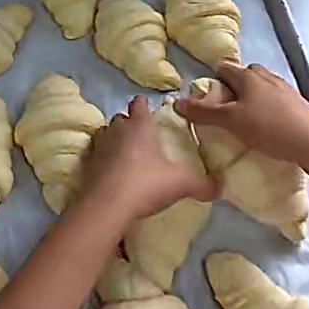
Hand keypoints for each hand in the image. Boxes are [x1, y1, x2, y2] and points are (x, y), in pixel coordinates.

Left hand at [82, 95, 217, 221]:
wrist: (108, 206)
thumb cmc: (146, 183)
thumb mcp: (181, 183)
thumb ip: (202, 183)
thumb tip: (221, 186)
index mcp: (140, 124)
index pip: (139, 103)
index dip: (144, 106)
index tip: (152, 115)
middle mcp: (118, 129)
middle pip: (121, 117)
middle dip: (129, 124)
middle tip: (142, 140)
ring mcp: (100, 145)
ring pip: (106, 133)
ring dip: (114, 140)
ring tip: (126, 155)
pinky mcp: (87, 164)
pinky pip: (95, 154)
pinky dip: (103, 159)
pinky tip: (112, 172)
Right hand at [179, 61, 308, 166]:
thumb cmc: (269, 127)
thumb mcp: (231, 122)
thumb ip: (203, 113)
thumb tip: (176, 102)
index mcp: (247, 75)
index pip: (223, 68)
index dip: (213, 81)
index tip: (208, 100)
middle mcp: (266, 75)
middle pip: (243, 76)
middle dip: (233, 89)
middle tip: (226, 112)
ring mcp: (284, 87)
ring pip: (260, 87)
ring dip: (251, 99)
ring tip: (246, 122)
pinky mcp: (297, 102)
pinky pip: (275, 99)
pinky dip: (267, 108)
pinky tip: (268, 128)